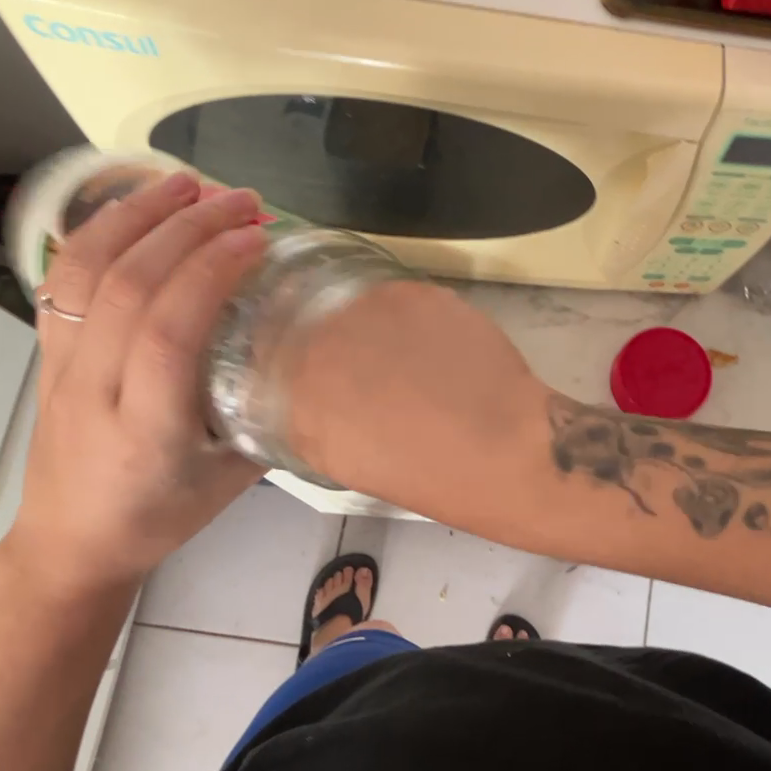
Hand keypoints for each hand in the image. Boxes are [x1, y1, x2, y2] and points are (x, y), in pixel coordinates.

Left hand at [3, 172, 269, 596]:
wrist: (72, 542)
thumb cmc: (159, 517)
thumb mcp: (231, 481)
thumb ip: (265, 417)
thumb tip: (309, 357)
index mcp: (145, 430)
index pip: (167, 333)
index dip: (210, 274)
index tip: (257, 239)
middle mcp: (92, 389)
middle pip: (126, 285)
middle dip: (186, 228)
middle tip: (241, 200)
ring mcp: (60, 364)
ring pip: (85, 270)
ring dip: (136, 214)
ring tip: (186, 182)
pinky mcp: (47, 350)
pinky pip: (63, 277)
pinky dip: (98, 228)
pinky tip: (135, 206)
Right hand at [284, 280, 552, 517]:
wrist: (504, 449)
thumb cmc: (430, 478)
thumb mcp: (349, 464)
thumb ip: (314, 424)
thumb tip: (312, 399)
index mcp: (297, 392)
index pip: (265, 354)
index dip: (286, 359)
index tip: (305, 369)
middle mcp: (321, 339)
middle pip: (303, 319)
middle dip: (323, 337)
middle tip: (356, 360)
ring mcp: (371, 308)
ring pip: (351, 305)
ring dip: (364, 324)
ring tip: (397, 351)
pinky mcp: (418, 292)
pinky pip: (397, 298)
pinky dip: (407, 319)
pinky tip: (431, 344)